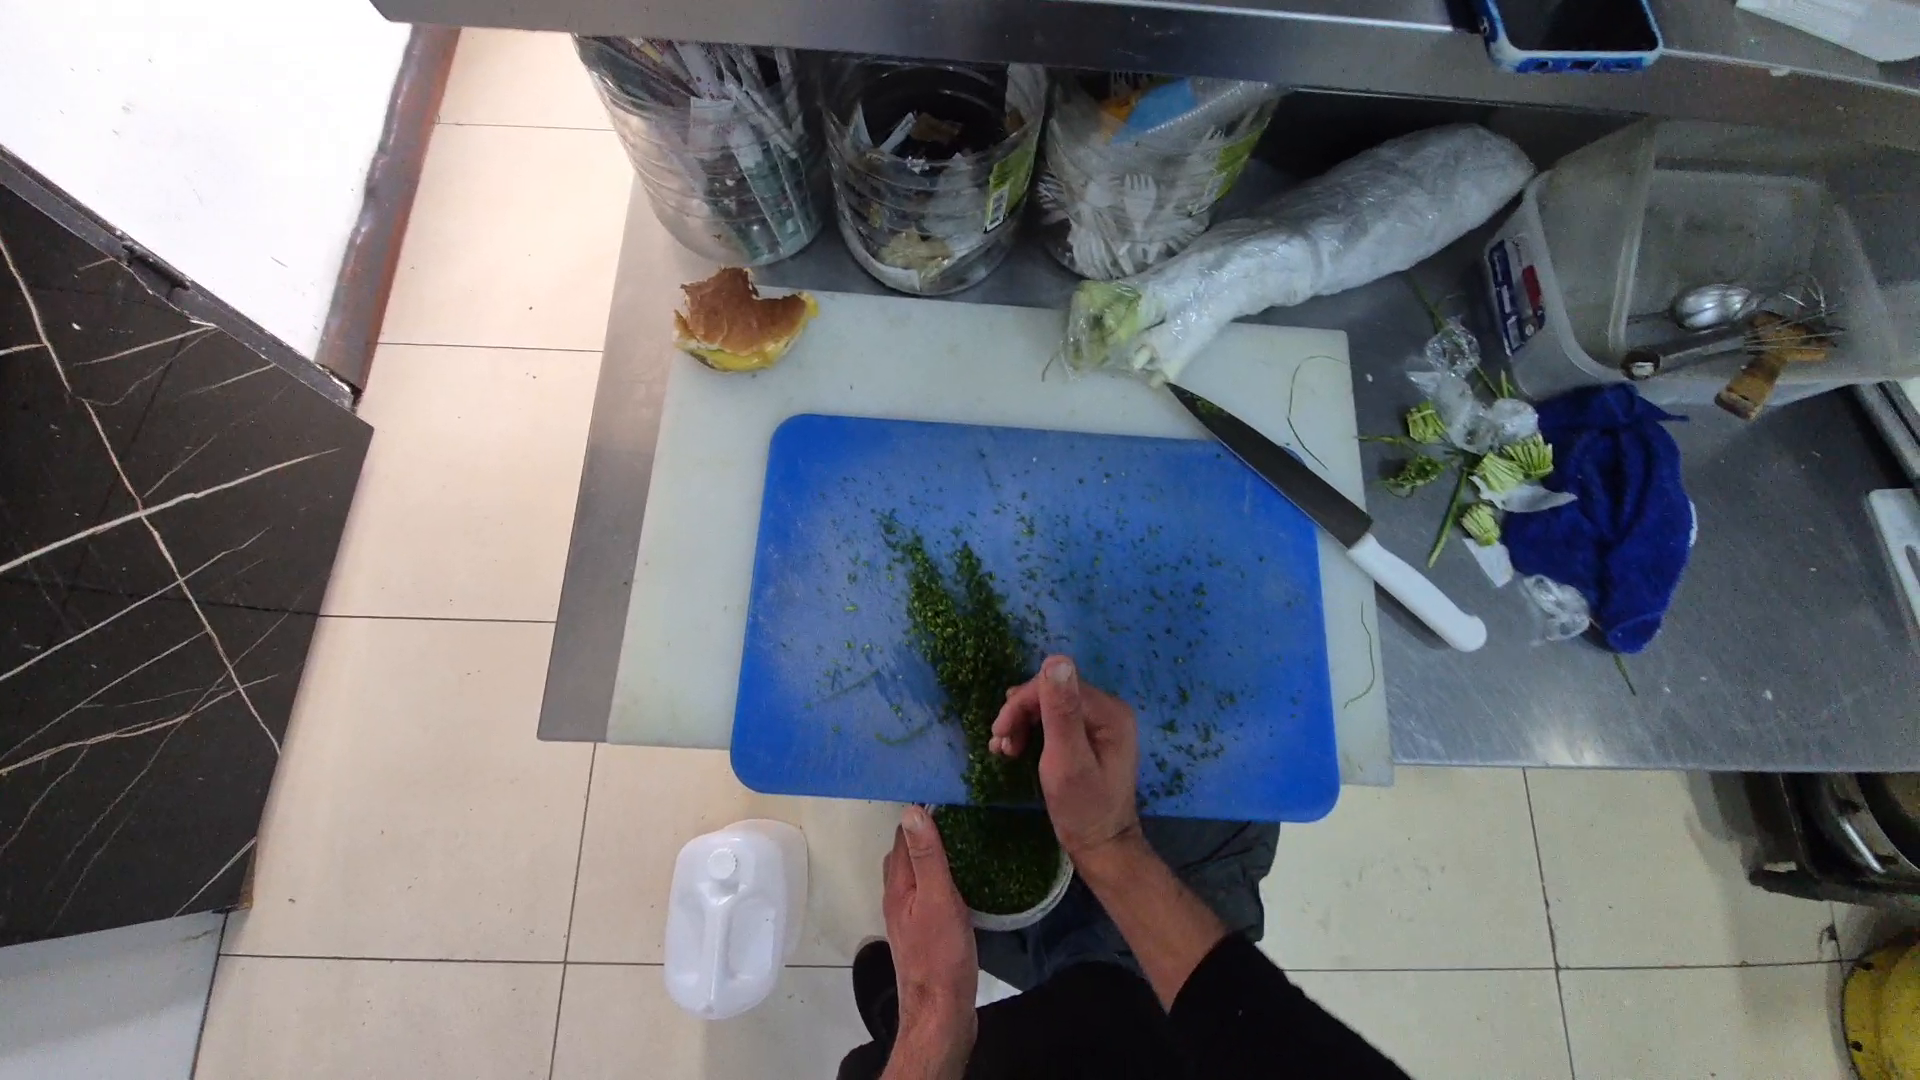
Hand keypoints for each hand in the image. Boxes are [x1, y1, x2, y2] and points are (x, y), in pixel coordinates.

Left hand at [881, 806, 975, 1076]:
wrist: (941, 1014)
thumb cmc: (941, 955)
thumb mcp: (938, 898)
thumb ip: (927, 856)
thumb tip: (912, 809)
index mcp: (897, 885)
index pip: (903, 836)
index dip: (921, 813)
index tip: (945, 793)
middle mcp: (898, 897)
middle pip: (908, 853)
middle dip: (927, 830)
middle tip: (959, 811)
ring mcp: (911, 916)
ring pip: (919, 873)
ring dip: (935, 853)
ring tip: (965, 837)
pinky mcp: (926, 932)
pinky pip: (931, 892)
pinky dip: (944, 876)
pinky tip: (965, 879)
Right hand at [989, 655, 1142, 864]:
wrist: (1101, 847)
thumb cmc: (1083, 809)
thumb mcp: (1067, 761)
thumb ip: (1061, 712)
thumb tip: (1056, 660)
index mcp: (1109, 711)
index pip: (1055, 685)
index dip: (1022, 704)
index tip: (999, 732)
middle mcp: (1108, 710)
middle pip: (1051, 693)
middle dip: (1019, 715)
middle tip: (1000, 745)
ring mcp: (1100, 723)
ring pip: (1048, 706)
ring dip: (1021, 723)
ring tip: (1004, 750)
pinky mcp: (1089, 736)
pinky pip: (1054, 721)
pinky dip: (1030, 732)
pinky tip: (1014, 749)